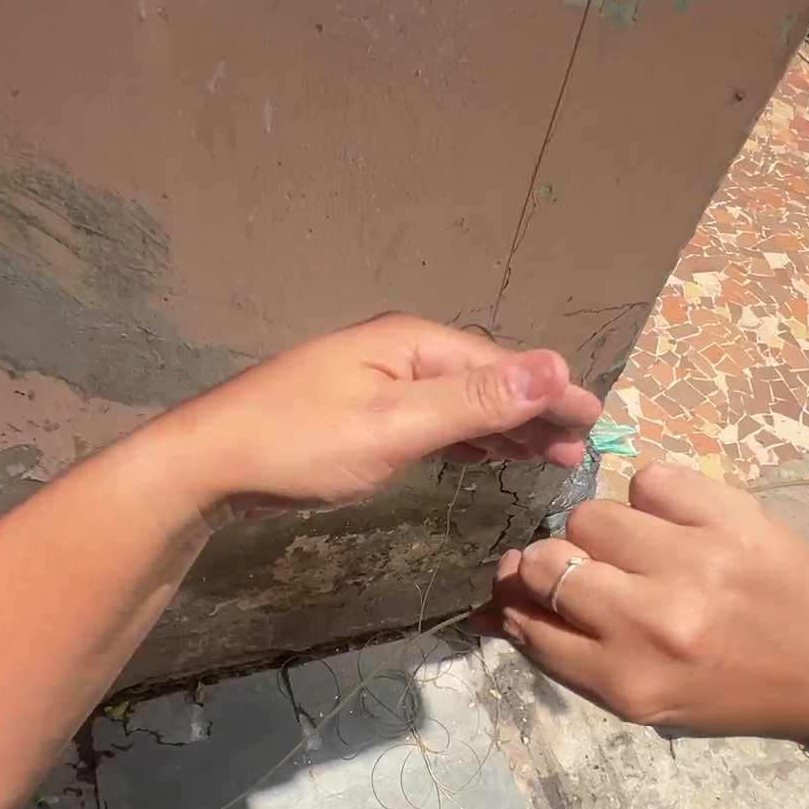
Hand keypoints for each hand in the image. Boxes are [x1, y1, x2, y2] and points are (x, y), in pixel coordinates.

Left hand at [162, 313, 601, 512]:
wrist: (213, 463)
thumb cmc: (302, 444)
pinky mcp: (361, 413)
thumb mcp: (395, 425)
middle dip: (532, 412)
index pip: (502, 366)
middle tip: (578, 447)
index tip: (595, 419)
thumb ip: (474, 400)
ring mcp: (377, 382)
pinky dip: (463, 437)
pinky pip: (430, 420)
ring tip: (543, 454)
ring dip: (502, 427)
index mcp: (412, 344)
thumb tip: (553, 366)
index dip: (551, 392)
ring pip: (458, 402)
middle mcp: (399, 353)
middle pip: (483, 380)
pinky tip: (479, 453)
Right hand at [472, 463, 808, 754]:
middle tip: (594, 572)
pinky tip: (681, 525)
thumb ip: (563, 652)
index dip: (519, 598)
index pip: (528, 621)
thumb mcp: (639, 695)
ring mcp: (697, 564)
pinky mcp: (736, 517)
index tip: (526, 589)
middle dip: (557, 563)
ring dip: (606, 532)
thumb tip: (490, 605)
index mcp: (629, 682)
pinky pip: (649, 478)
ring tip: (646, 550)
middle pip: (549, 561)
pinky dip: (655, 498)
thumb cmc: (729, 690)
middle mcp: (656, 624)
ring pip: (592, 516)